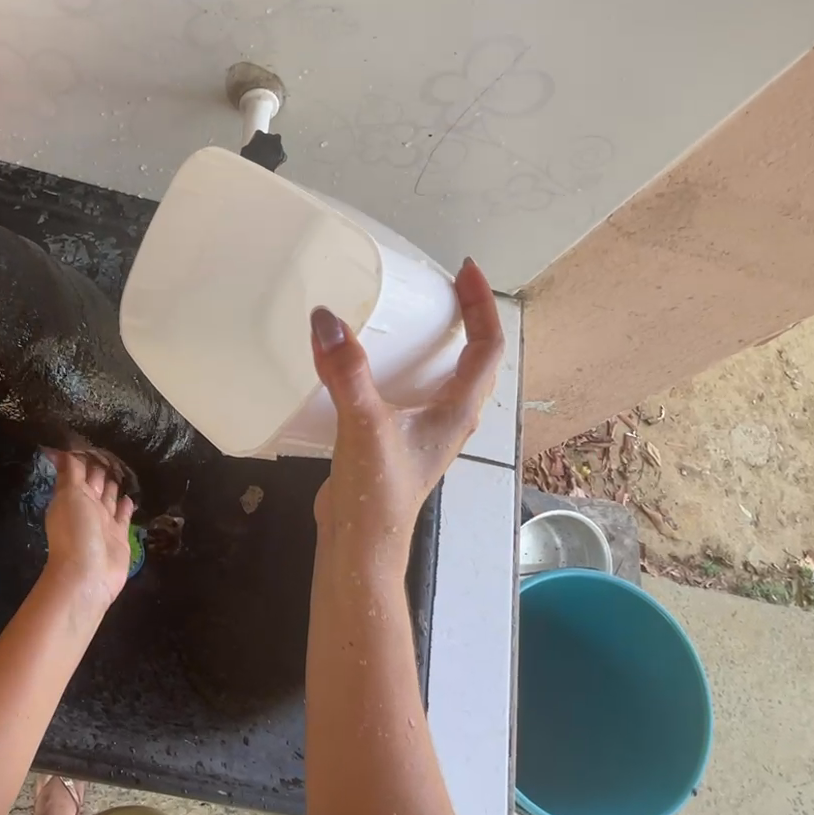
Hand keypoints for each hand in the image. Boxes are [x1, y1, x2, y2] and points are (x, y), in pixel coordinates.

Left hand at [42, 450, 136, 606]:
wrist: (88, 574)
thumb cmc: (75, 531)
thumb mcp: (69, 494)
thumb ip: (70, 473)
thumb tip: (57, 449)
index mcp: (71, 495)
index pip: (78, 470)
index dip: (83, 456)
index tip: (91, 438)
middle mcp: (87, 507)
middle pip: (95, 482)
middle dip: (101, 468)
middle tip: (111, 449)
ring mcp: (103, 522)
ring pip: (109, 498)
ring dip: (114, 484)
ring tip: (122, 469)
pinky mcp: (119, 536)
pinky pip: (123, 516)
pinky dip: (126, 506)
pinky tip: (130, 496)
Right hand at [312, 257, 504, 545]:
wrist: (360, 543)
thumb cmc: (378, 491)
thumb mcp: (365, 425)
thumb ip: (347, 373)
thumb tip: (326, 319)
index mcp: (457, 411)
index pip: (487, 346)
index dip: (480, 306)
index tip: (465, 270)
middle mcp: (448, 420)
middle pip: (471, 361)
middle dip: (462, 321)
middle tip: (437, 290)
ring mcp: (423, 435)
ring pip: (441, 380)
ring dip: (432, 349)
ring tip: (406, 322)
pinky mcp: (395, 445)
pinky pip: (409, 397)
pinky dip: (400, 373)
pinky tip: (366, 372)